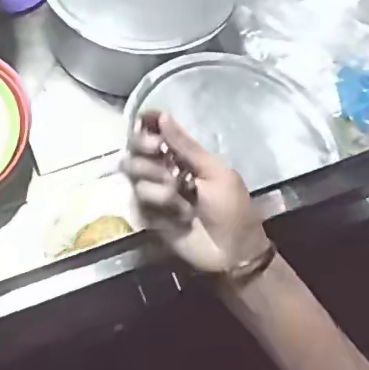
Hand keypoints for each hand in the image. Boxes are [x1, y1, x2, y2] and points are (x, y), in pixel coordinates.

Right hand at [122, 110, 270, 273]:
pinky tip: (177, 220)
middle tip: (170, 167)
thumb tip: (163, 116)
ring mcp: (154, 193)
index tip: (145, 125)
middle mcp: (163, 170)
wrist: (232, 252)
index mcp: (183, 155)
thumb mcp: (215, 172)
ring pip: (136, 178)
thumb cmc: (232, 209)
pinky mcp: (148, 217)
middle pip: (136, 150)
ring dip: (161, 190)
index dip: (147, 125)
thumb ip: (186, 146)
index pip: (155, 130)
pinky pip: (139, 205)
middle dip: (148, 155)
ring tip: (184, 203)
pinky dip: (159, 211)